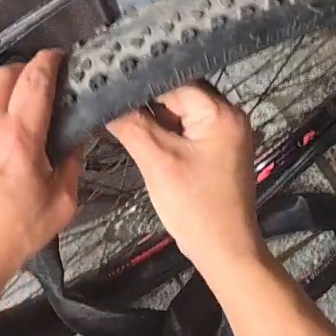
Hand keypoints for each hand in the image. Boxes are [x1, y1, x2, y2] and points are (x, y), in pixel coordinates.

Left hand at [0, 51, 80, 307]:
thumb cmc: (3, 242)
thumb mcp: (59, 204)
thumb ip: (73, 162)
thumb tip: (74, 137)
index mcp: (17, 139)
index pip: (36, 76)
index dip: (50, 60)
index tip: (56, 59)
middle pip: (4, 73)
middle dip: (23, 74)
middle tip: (33, 89)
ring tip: (1, 122)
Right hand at [106, 83, 265, 281]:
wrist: (225, 252)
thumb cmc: (195, 208)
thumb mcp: (158, 163)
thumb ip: (131, 126)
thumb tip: (105, 100)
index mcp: (222, 113)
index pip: (176, 83)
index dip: (143, 86)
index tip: (112, 86)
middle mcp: (230, 117)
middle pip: (180, 95)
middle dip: (149, 103)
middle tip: (114, 104)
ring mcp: (227, 134)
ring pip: (183, 114)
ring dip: (157, 120)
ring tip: (124, 119)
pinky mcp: (220, 150)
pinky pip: (189, 130)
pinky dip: (169, 134)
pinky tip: (147, 140)